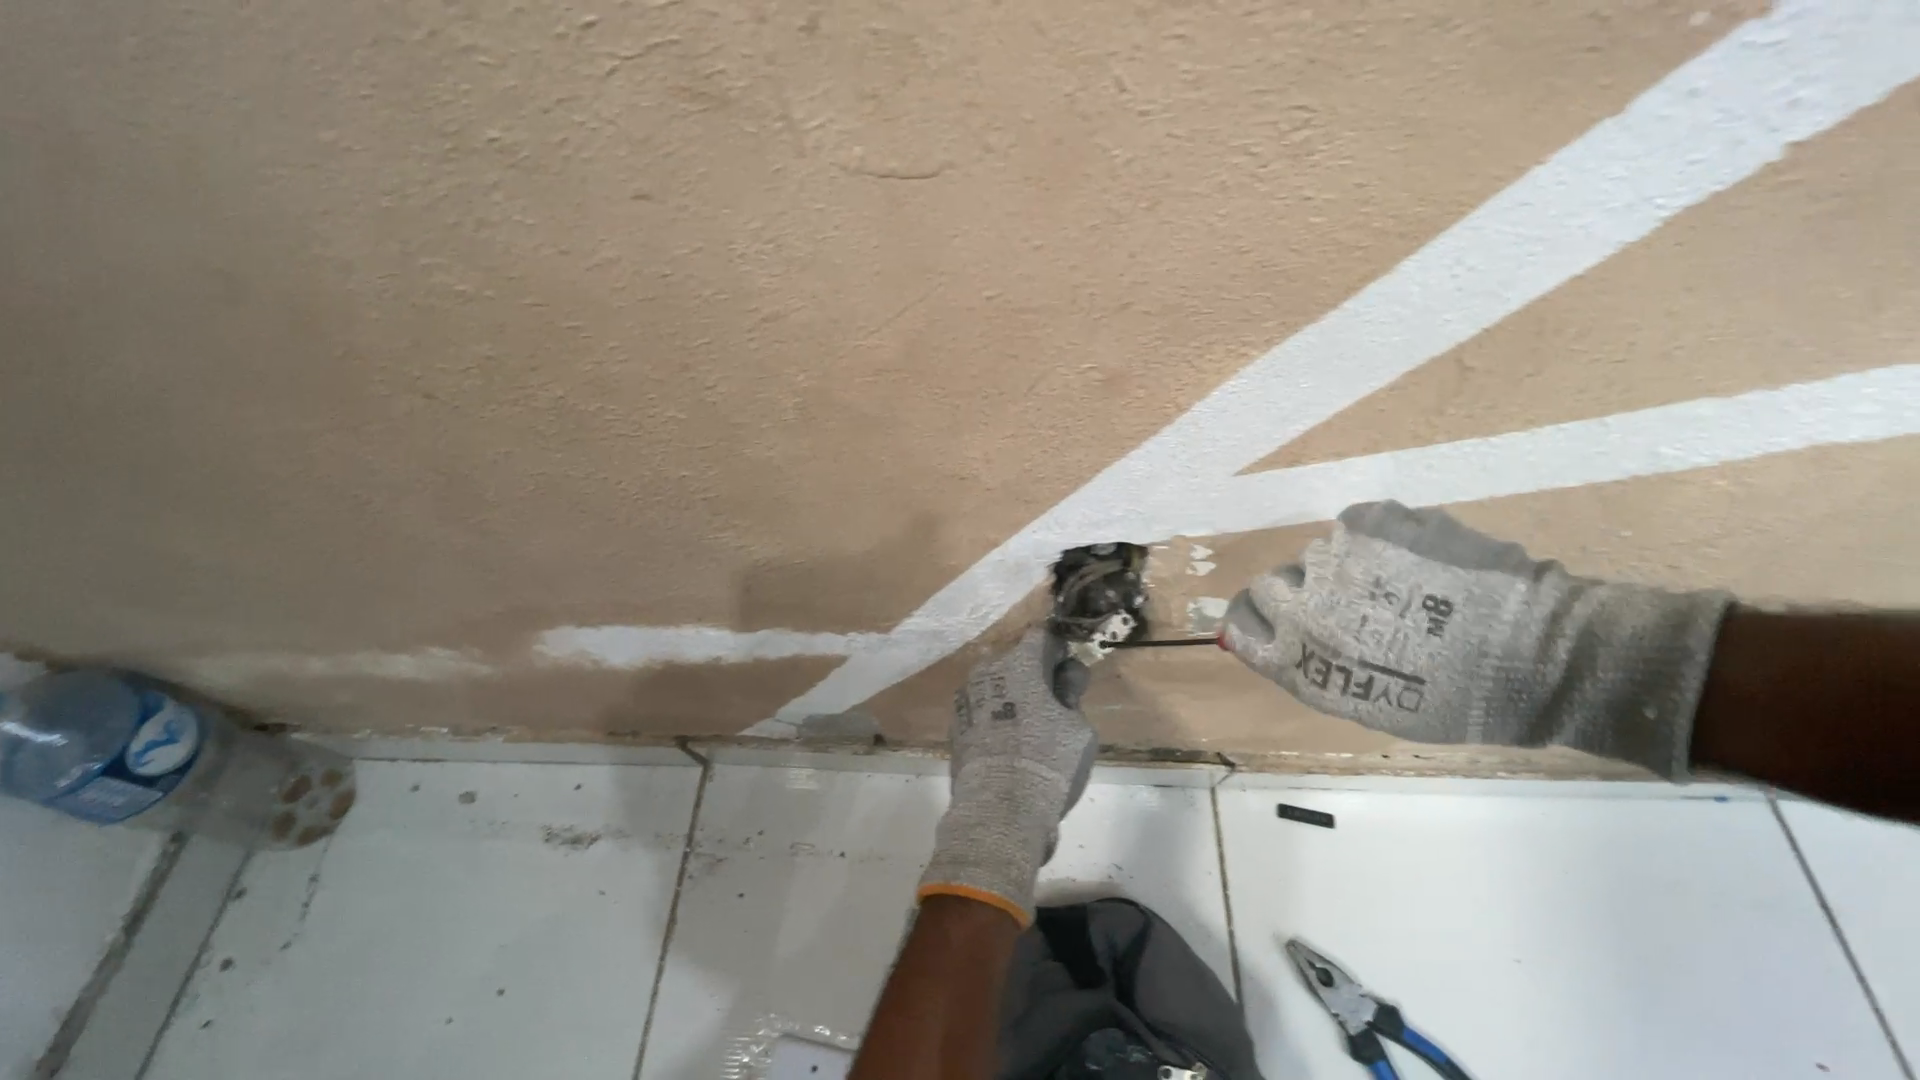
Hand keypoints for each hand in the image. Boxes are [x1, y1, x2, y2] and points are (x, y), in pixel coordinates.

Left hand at [917, 629, 1096, 925]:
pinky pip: (982, 711)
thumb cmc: (1048, 764)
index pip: (1044, 637)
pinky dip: (996, 719)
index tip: (1070, 673)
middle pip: (1017, 660)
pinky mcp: (955, 728)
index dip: (1061, 651)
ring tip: (1031, 729)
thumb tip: (1066, 676)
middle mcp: (988, 671)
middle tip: (1055, 705)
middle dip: (1036, 675)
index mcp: (1021, 663)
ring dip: (1013, 696)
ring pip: (996, 686)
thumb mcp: (1078, 728)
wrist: (998, 810)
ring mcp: (966, 699)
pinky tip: (1009, 746)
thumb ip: (1071, 694)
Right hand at [1222, 501, 1729, 777]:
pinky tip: (1416, 561)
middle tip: (1351, 608)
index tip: (1279, 624)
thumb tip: (1259, 638)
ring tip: (1399, 587)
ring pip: (1321, 553)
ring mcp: (1337, 554)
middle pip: (1272, 581)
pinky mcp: (1374, 519)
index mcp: (1296, 653)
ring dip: (1346, 567)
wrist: (1531, 657)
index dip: (1256, 621)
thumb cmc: (1450, 700)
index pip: (1241, 620)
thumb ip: (1303, 667)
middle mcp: (1302, 598)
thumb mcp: (1357, 703)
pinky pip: (1357, 525)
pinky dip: (1378, 539)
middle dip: (1302, 593)